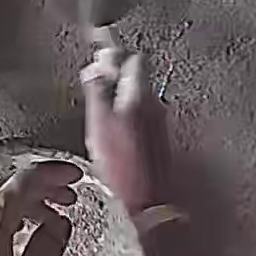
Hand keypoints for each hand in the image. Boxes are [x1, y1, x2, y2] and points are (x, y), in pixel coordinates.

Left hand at [0, 160, 80, 255]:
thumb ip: (47, 252)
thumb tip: (59, 227)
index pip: (28, 179)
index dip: (56, 173)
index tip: (73, 175)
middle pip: (12, 183)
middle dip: (44, 186)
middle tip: (67, 196)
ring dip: (27, 200)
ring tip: (49, 216)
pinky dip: (8, 211)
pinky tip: (19, 230)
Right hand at [81, 48, 173, 213]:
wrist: (147, 201)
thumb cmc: (122, 165)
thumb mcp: (99, 121)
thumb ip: (97, 88)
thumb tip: (96, 65)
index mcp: (140, 94)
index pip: (133, 57)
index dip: (114, 54)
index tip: (101, 59)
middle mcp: (154, 103)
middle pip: (137, 73)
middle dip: (116, 74)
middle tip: (98, 82)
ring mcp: (158, 120)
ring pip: (137, 93)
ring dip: (120, 94)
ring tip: (103, 108)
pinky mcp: (157, 135)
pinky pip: (140, 112)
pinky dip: (126, 112)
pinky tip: (114, 128)